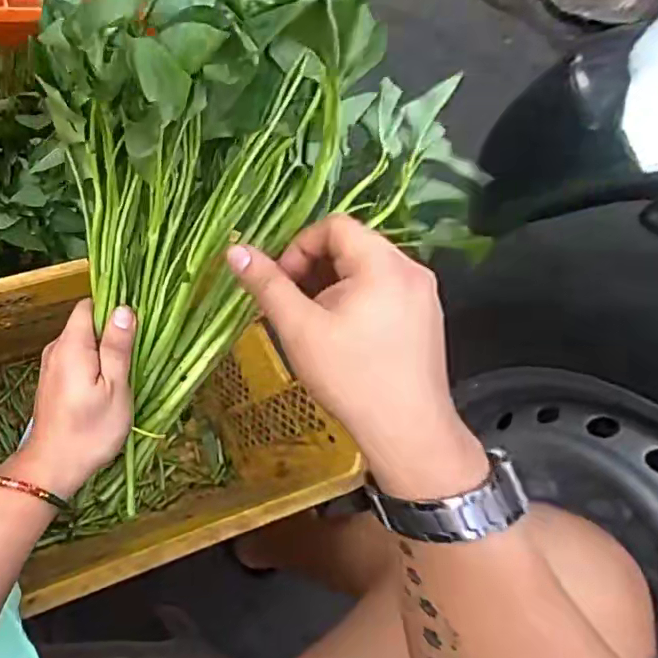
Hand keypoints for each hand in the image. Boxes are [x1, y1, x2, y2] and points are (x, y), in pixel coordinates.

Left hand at [0, 300, 135, 499]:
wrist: (52, 466)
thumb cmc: (89, 430)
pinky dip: (91, 366)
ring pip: (80, 343)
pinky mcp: (51, 381)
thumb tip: (124, 308)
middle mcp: (55, 348)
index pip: (88, 305)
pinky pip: (74, 360)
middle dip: (110, 333)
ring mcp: (50, 365)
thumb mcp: (115, 388)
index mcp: (70, 344)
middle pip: (85, 323)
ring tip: (122, 377)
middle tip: (133, 357)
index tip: (134, 325)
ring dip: (102, 353)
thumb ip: (118, 347)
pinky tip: (104, 388)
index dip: (111, 308)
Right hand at [226, 216, 486, 498]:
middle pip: (349, 244)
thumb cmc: (350, 376)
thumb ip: (266, 283)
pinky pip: (379, 287)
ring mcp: (422, 294)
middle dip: (310, 267)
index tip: (283, 282)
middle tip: (289, 302)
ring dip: (327, 283)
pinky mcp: (423, 316)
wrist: (408, 432)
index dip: (298, 246)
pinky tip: (335, 331)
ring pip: (362, 267)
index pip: (333, 226)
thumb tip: (234, 250)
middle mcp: (410, 270)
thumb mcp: (297, 327)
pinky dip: (350, 296)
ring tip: (308, 319)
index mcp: (383, 265)